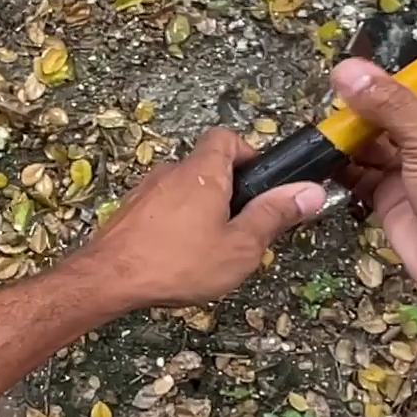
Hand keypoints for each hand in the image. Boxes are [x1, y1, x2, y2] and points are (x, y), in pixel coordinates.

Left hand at [82, 128, 324, 306]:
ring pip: (184, 189)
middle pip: (207, 166)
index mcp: (200, 172)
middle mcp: (169, 173)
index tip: (263, 183)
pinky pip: (163, 206)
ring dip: (203, 208)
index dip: (249, 153)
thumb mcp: (240, 245)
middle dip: (230, 190)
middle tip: (244, 225)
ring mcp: (144, 191)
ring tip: (213, 245)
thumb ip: (274, 215)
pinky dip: (178, 221)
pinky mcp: (129, 211)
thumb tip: (309, 191)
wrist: (108, 279)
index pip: (225, 138)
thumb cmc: (177, 262)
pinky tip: (181, 252)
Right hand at [331, 58, 416, 302]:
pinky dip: (343, 166)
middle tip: (337, 105)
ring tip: (326, 131)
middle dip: (371, 114)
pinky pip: (365, 175)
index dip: (407, 87)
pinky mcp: (398, 200)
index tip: (367, 81)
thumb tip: (351, 71)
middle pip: (406, 119)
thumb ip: (389, 105)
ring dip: (354, 139)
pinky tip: (324, 156)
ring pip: (382, 147)